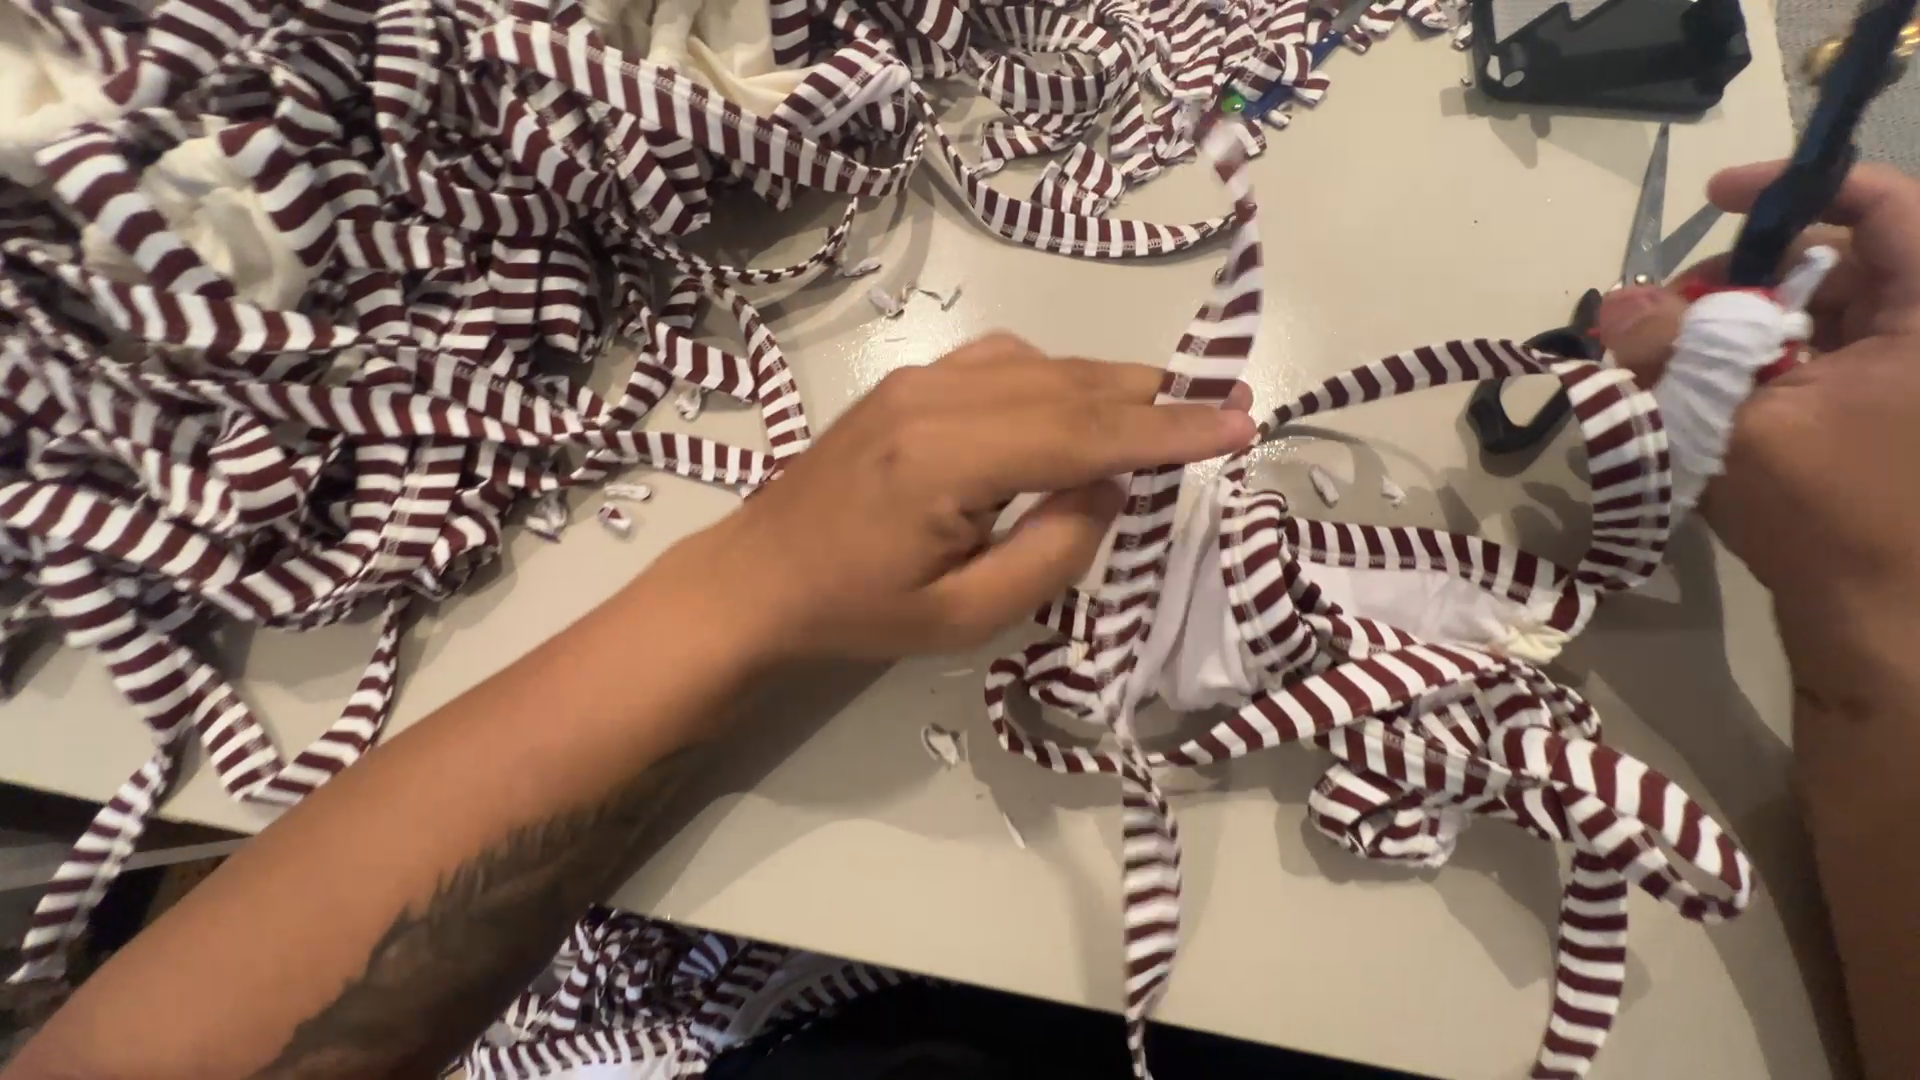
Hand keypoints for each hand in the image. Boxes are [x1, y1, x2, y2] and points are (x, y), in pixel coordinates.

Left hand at [675, 333, 1254, 661]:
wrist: (760, 577)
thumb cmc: (858, 611)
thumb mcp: (967, 614)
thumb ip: (1052, 551)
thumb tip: (1110, 488)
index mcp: (948, 460)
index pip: (1083, 435)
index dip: (1166, 430)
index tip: (1237, 423)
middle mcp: (937, 400)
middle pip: (1070, 387)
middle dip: (1154, 397)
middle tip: (1224, 401)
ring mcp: (918, 382)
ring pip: (1040, 365)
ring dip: (1110, 383)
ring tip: (1170, 402)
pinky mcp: (908, 384)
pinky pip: (1001, 362)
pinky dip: (1057, 375)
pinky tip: (1078, 399)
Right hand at [1593, 162, 1919, 692]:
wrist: (1885, 615)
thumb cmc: (1832, 510)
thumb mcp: (1737, 425)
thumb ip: (1673, 356)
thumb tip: (1617, 302)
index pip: (1884, 207)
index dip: (1797, 190)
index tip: (1712, 201)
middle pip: (1830, 266)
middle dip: (1738, 280)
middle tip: (1663, 316)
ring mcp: (1899, 378)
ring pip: (1805, 321)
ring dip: (1727, 333)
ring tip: (1664, 369)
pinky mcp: (1869, 417)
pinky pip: (1798, 367)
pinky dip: (1740, 372)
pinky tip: (1692, 404)